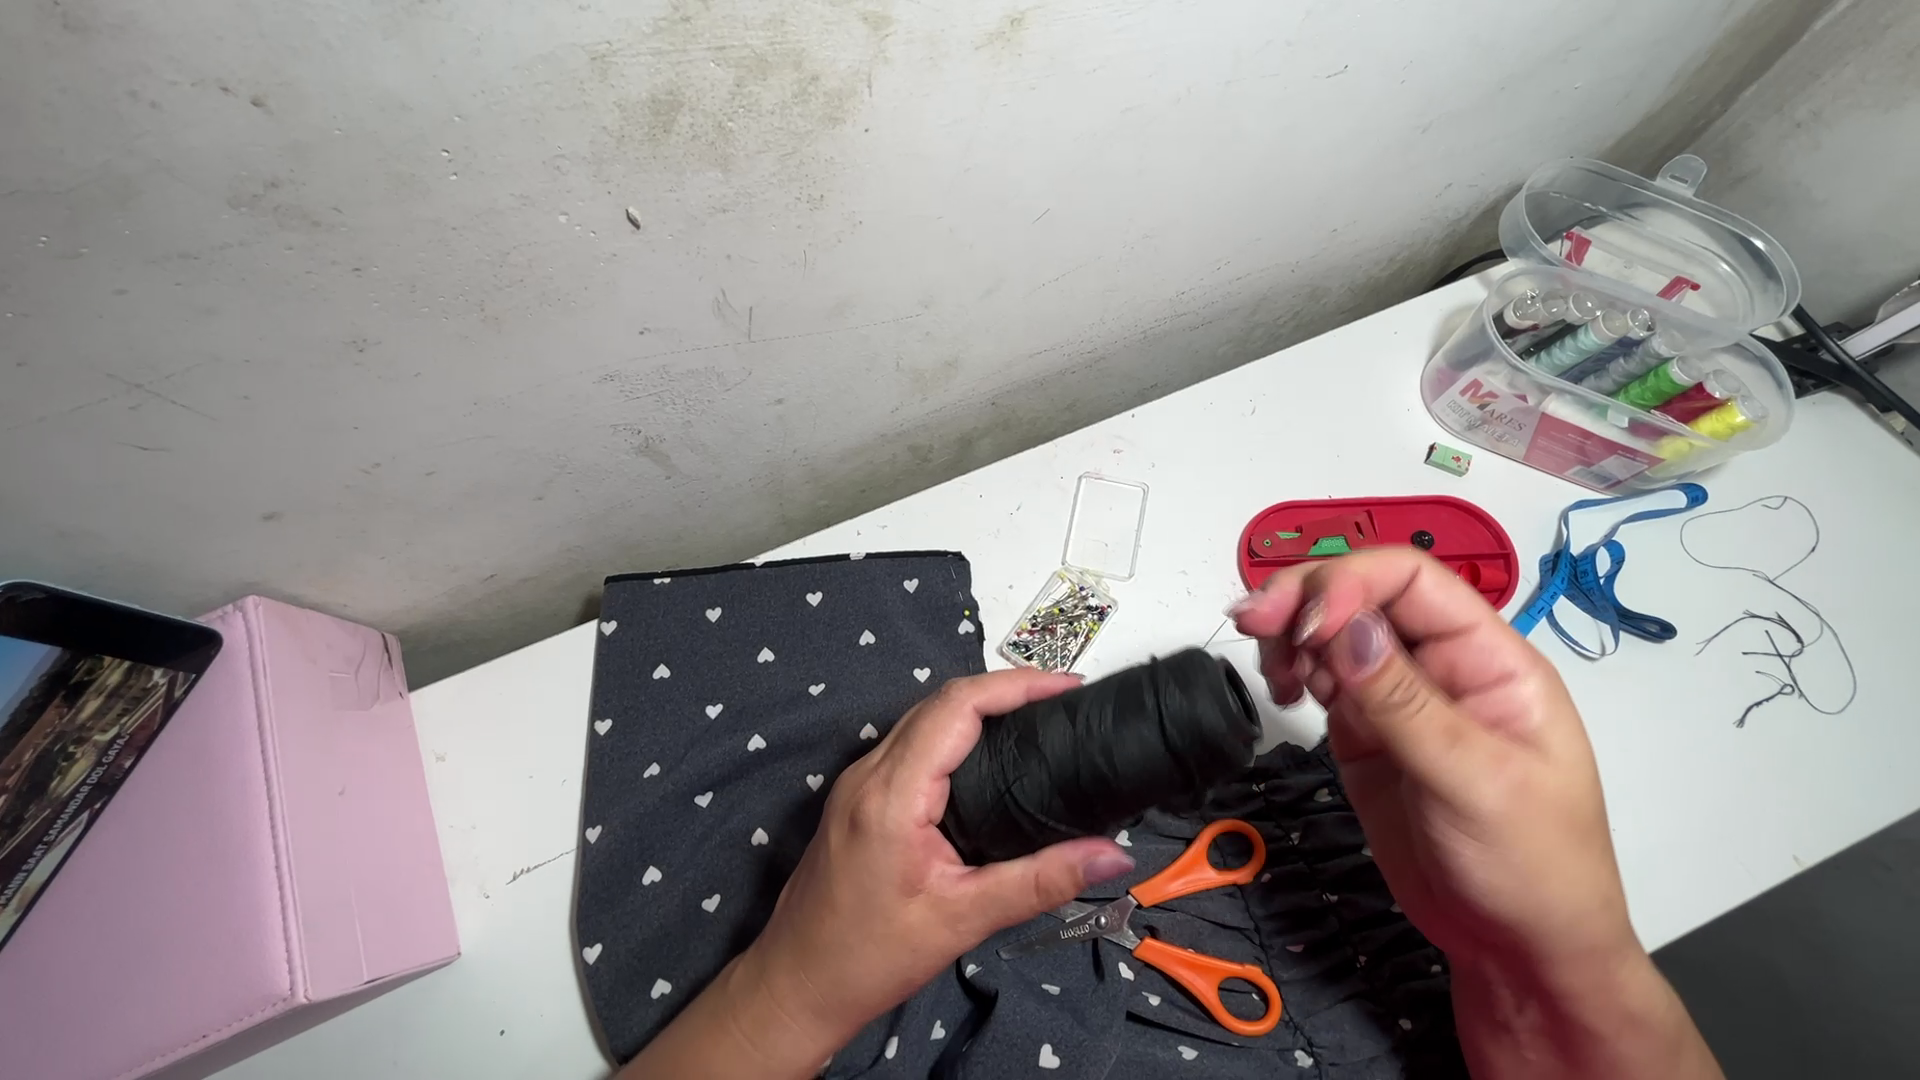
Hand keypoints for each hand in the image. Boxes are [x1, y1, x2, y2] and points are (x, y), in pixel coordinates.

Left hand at [624, 669, 1133, 1078]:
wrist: (794, 984)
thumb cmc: (869, 957)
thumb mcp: (962, 920)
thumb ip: (1041, 882)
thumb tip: (1113, 855)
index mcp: (892, 793)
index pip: (957, 707)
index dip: (1015, 685)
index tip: (1066, 686)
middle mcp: (870, 771)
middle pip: (941, 700)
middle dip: (1005, 687)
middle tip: (1062, 698)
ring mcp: (859, 778)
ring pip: (924, 716)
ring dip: (980, 704)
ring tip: (1036, 714)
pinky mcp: (859, 792)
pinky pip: (913, 740)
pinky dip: (957, 729)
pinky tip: (989, 750)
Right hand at [1232, 548, 1719, 1079]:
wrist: (1511, 945)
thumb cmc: (1529, 865)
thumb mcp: (1474, 782)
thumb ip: (1405, 702)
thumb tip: (1346, 626)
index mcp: (1488, 658)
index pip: (1411, 580)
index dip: (1349, 584)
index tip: (1305, 626)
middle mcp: (1437, 662)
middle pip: (1358, 593)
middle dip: (1301, 598)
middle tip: (1251, 623)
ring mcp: (1394, 693)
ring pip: (1328, 629)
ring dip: (1287, 633)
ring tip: (1275, 673)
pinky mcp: (1361, 725)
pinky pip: (1316, 672)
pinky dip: (1288, 668)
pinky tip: (1284, 692)